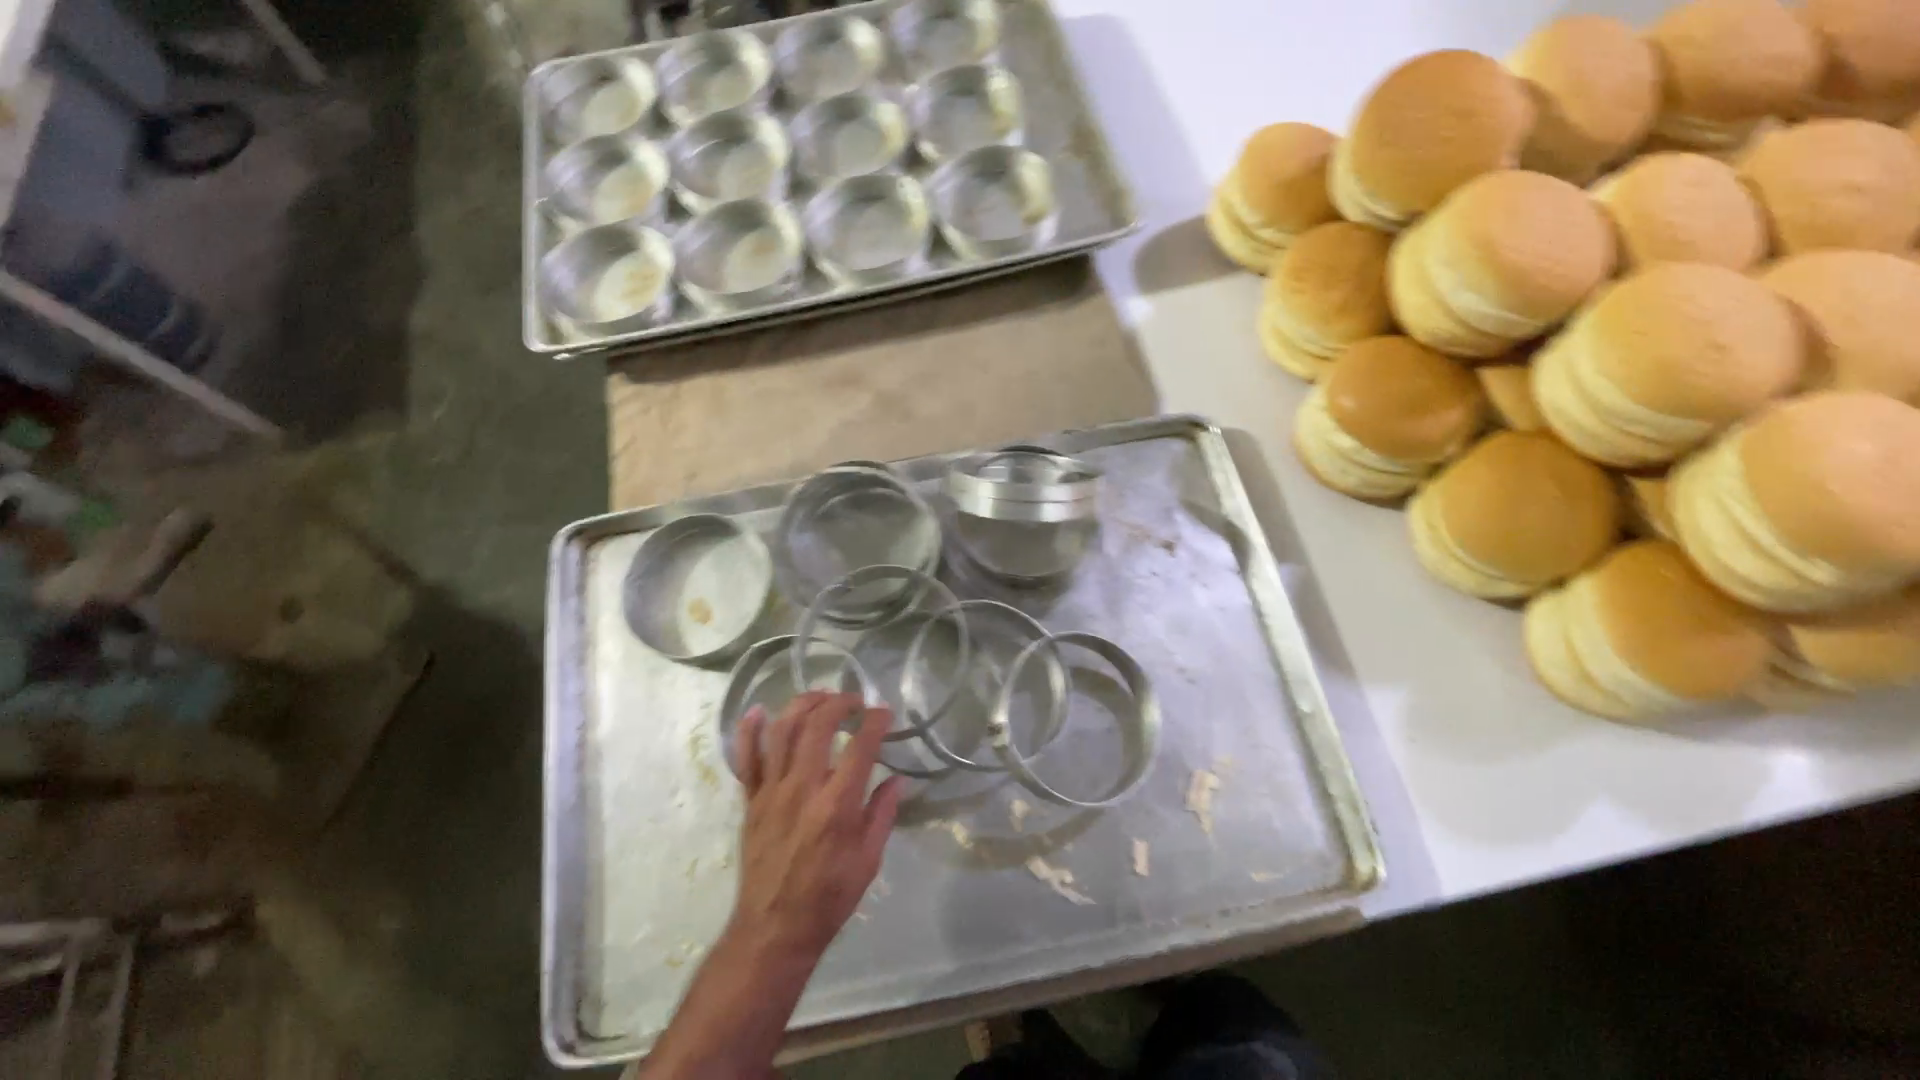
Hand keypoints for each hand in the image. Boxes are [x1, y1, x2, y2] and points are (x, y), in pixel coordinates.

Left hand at [728, 692, 902, 962]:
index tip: (884, 712)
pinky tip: (758, 710)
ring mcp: (770, 793)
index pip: (859, 748)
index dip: (874, 723)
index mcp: (836, 806)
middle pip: (817, 727)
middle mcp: (802, 790)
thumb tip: (895, 781)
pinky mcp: (750, 802)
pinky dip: (750, 731)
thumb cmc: (828, 899)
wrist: (774, 929)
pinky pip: (746, 759)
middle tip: (854, 701)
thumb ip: (882, 816)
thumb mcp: (868, 862)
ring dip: (801, 706)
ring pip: (781, 732)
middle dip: (838, 704)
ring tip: (820, 696)